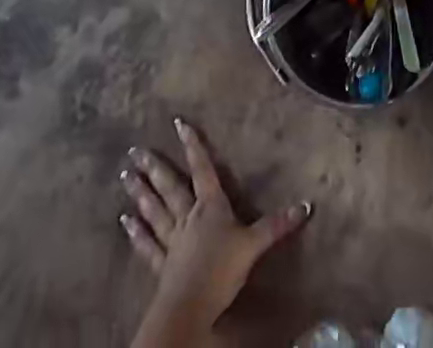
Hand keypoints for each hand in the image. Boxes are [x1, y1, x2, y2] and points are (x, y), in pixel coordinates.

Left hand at [121, 119, 310, 346]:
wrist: (189, 307)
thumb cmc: (222, 269)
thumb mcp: (255, 245)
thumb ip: (278, 224)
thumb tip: (307, 205)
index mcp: (210, 207)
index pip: (202, 170)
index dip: (194, 147)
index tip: (179, 125)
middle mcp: (188, 217)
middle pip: (170, 188)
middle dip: (155, 168)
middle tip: (135, 151)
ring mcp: (171, 240)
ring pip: (154, 211)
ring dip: (141, 193)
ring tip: (125, 177)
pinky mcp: (161, 264)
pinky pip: (147, 244)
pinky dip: (136, 232)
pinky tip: (125, 220)